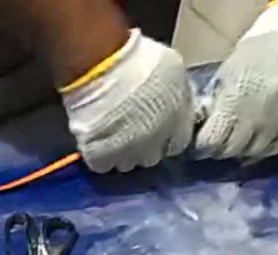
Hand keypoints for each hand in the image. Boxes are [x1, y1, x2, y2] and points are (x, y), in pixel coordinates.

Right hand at [61, 30, 195, 171]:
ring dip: (123, 155)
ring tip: (115, 140)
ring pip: (126, 165)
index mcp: (177, 121)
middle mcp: (153, 143)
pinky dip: (102, 159)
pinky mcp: (99, 158)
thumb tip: (176, 109)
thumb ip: (178, 98)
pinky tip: (100, 145)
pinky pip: (103, 166)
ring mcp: (124, 153)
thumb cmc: (142, 65)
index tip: (161, 131)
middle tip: (136, 135)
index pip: (178, 144)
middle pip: (151, 159)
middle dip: (146, 148)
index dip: (169, 138)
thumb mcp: (175, 75)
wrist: (104, 73)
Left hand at [195, 0, 277, 159]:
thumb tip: (194, 131)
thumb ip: (210, 107)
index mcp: (234, 103)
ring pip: (252, 151)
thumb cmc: (254, 54)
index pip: (209, 143)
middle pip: (229, 150)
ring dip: (241, 150)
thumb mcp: (223, 79)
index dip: (201, 148)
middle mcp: (258, 113)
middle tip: (219, 143)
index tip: (200, 145)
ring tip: (238, 141)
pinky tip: (256, 145)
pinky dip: (264, 150)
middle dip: (219, 150)